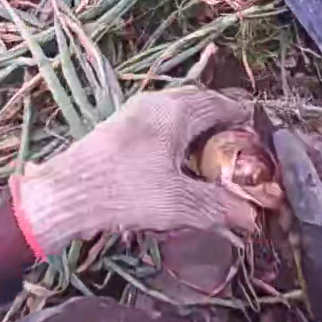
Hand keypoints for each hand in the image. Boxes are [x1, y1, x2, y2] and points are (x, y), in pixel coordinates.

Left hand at [11, 89, 258, 257]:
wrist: (65, 194)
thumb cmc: (125, 191)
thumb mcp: (178, 203)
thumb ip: (217, 207)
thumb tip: (251, 218)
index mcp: (173, 111)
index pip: (218, 103)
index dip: (240, 115)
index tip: (256, 129)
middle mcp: (154, 103)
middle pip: (196, 103)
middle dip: (219, 120)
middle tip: (236, 142)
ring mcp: (133, 113)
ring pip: (175, 112)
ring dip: (195, 128)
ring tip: (210, 154)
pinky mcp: (118, 128)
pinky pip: (158, 123)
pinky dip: (176, 136)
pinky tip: (175, 161)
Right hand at [274, 129, 321, 321]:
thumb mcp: (319, 230)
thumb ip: (301, 183)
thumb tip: (284, 137)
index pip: (315, 151)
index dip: (285, 142)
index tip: (252, 138)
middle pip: (305, 170)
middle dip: (281, 180)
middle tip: (264, 197)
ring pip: (298, 193)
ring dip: (283, 206)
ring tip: (281, 228)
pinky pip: (301, 215)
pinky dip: (288, 223)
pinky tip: (285, 239)